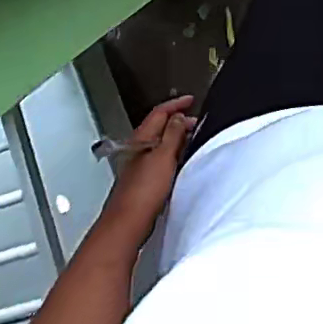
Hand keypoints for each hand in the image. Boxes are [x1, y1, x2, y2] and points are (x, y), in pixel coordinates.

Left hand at [96, 95, 195, 243]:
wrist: (128, 223)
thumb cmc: (142, 192)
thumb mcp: (163, 157)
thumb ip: (173, 134)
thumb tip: (179, 118)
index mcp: (142, 138)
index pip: (159, 112)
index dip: (175, 104)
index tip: (189, 100)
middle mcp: (138, 149)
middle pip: (159, 126)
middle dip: (178, 120)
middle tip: (195, 120)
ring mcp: (139, 165)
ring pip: (159, 143)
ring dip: (175, 137)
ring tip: (191, 137)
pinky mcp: (143, 180)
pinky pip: (160, 159)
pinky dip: (172, 154)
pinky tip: (180, 161)